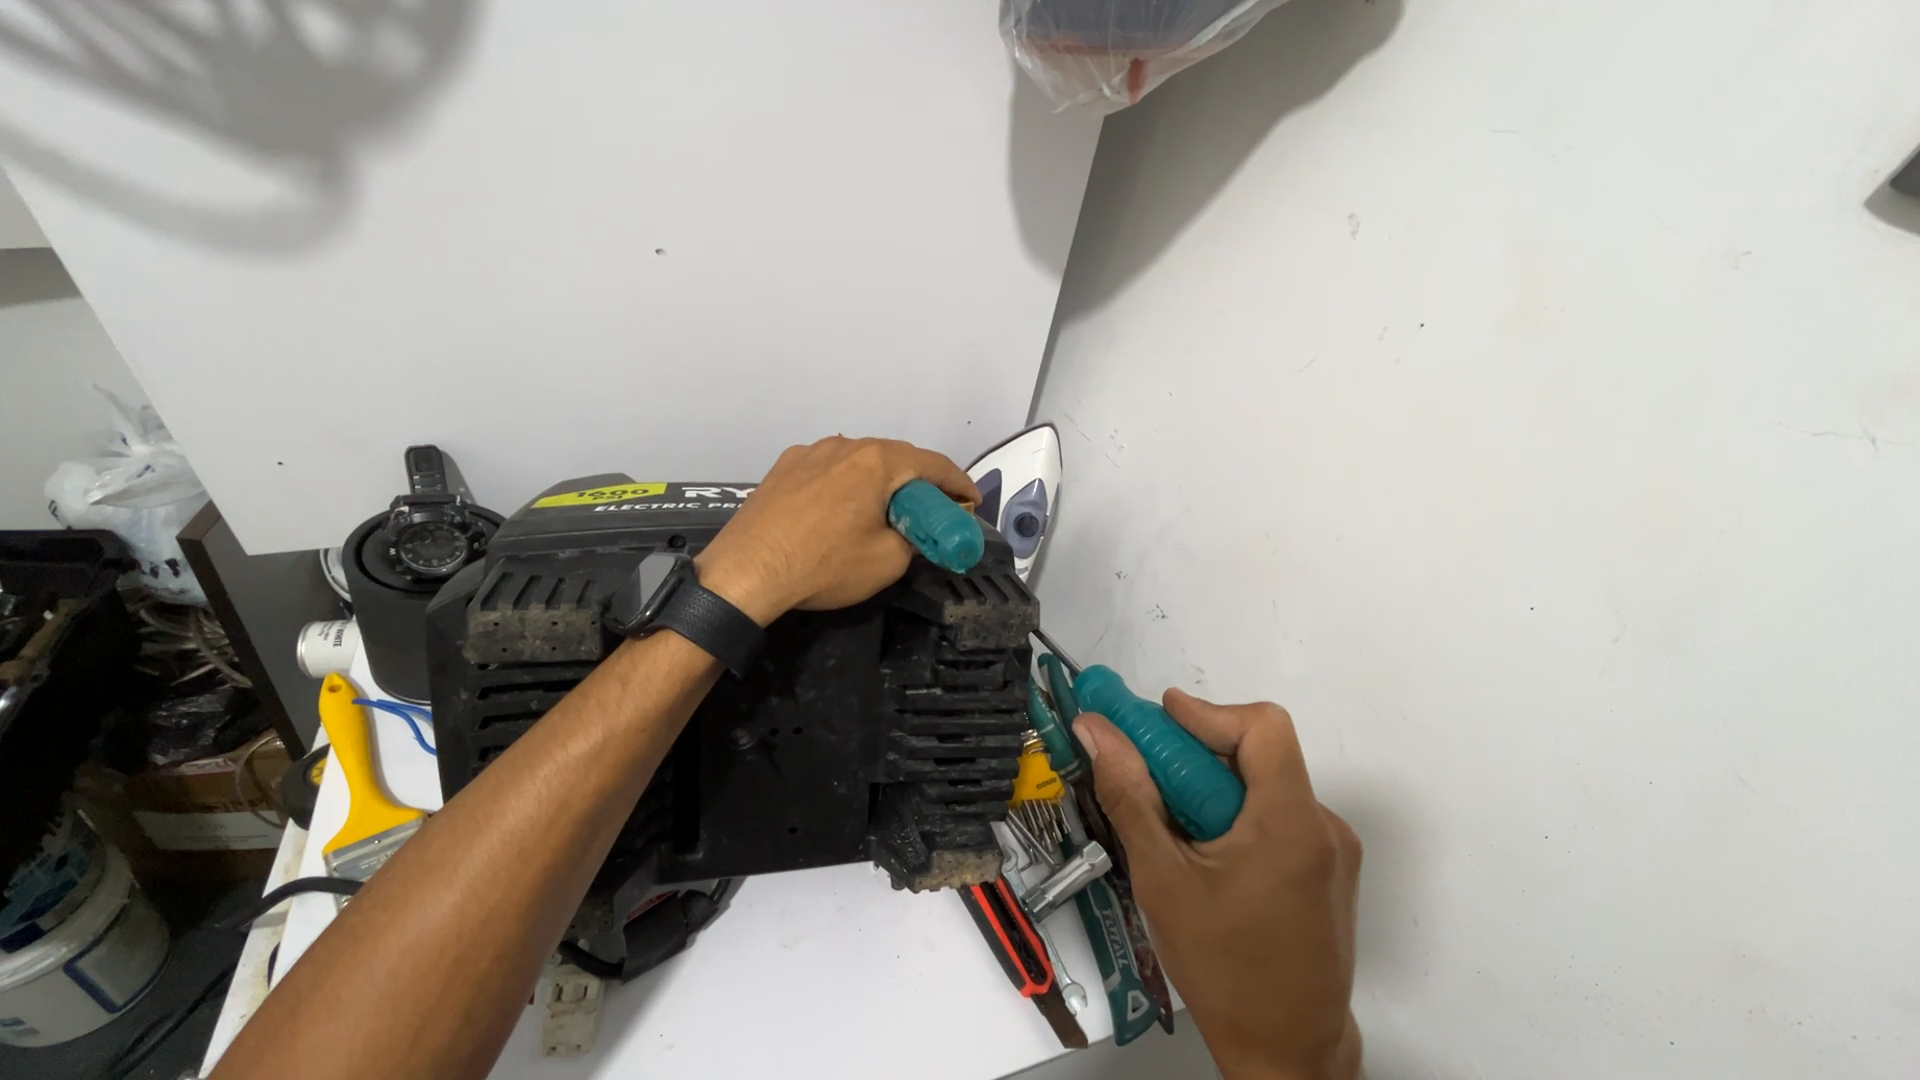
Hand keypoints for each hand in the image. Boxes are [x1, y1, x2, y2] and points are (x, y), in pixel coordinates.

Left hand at [695, 436, 978, 624]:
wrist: (745, 573)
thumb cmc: (822, 566)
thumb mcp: (887, 562)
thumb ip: (916, 541)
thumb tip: (916, 535)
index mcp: (877, 462)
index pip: (933, 465)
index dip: (959, 485)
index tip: (971, 503)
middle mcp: (844, 446)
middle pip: (897, 457)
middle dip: (921, 483)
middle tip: (934, 512)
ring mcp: (810, 453)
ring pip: (860, 460)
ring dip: (882, 481)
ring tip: (889, 510)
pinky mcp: (784, 468)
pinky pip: (830, 469)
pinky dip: (849, 484)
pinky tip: (844, 509)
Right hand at [1074, 690, 1361, 1079]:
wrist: (1288, 1054)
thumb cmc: (1222, 968)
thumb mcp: (1162, 879)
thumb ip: (1129, 796)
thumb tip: (1095, 731)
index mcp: (1290, 822)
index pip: (1262, 727)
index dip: (1206, 712)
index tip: (1158, 718)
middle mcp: (1323, 826)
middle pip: (1260, 755)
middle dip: (1197, 753)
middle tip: (1146, 771)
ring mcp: (1333, 852)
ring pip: (1266, 787)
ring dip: (1214, 789)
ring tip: (1170, 827)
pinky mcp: (1329, 872)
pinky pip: (1278, 817)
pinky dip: (1236, 817)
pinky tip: (1204, 856)